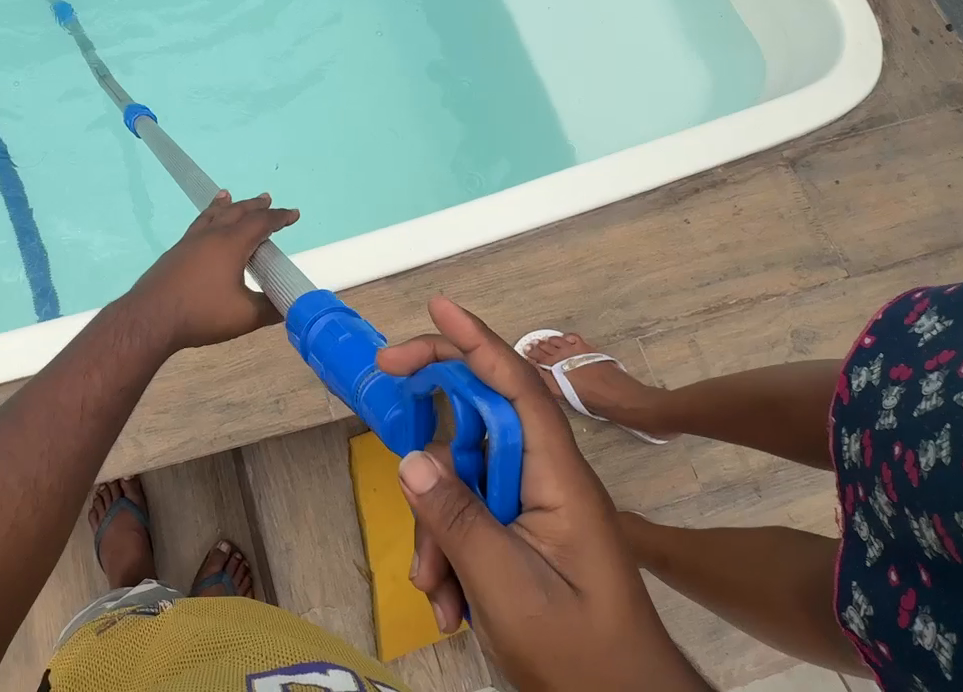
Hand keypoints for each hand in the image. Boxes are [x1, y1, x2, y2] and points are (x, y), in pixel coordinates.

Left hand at [112, 192, 298, 351]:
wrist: (151, 318)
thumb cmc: (201, 314)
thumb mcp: (245, 316)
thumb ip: (270, 310)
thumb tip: (290, 306)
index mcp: (232, 244)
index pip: (261, 223)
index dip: (279, 217)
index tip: (293, 214)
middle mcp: (212, 235)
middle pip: (237, 212)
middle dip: (255, 206)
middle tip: (267, 199)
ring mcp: (190, 241)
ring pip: (212, 214)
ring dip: (226, 205)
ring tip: (229, 195)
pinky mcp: (176, 252)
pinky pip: (198, 224)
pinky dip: (207, 216)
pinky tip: (203, 225)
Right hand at [376, 298, 709, 691]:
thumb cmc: (581, 654)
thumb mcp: (508, 587)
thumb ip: (457, 519)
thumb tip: (410, 459)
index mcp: (558, 477)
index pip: (517, 387)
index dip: (477, 341)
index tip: (437, 308)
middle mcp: (544, 479)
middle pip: (476, 423)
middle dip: (429, 430)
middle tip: (381, 386)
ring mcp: (529, 508)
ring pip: (459, 480)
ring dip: (434, 529)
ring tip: (438, 591)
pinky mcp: (516, 535)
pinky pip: (464, 518)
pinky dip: (445, 555)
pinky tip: (449, 604)